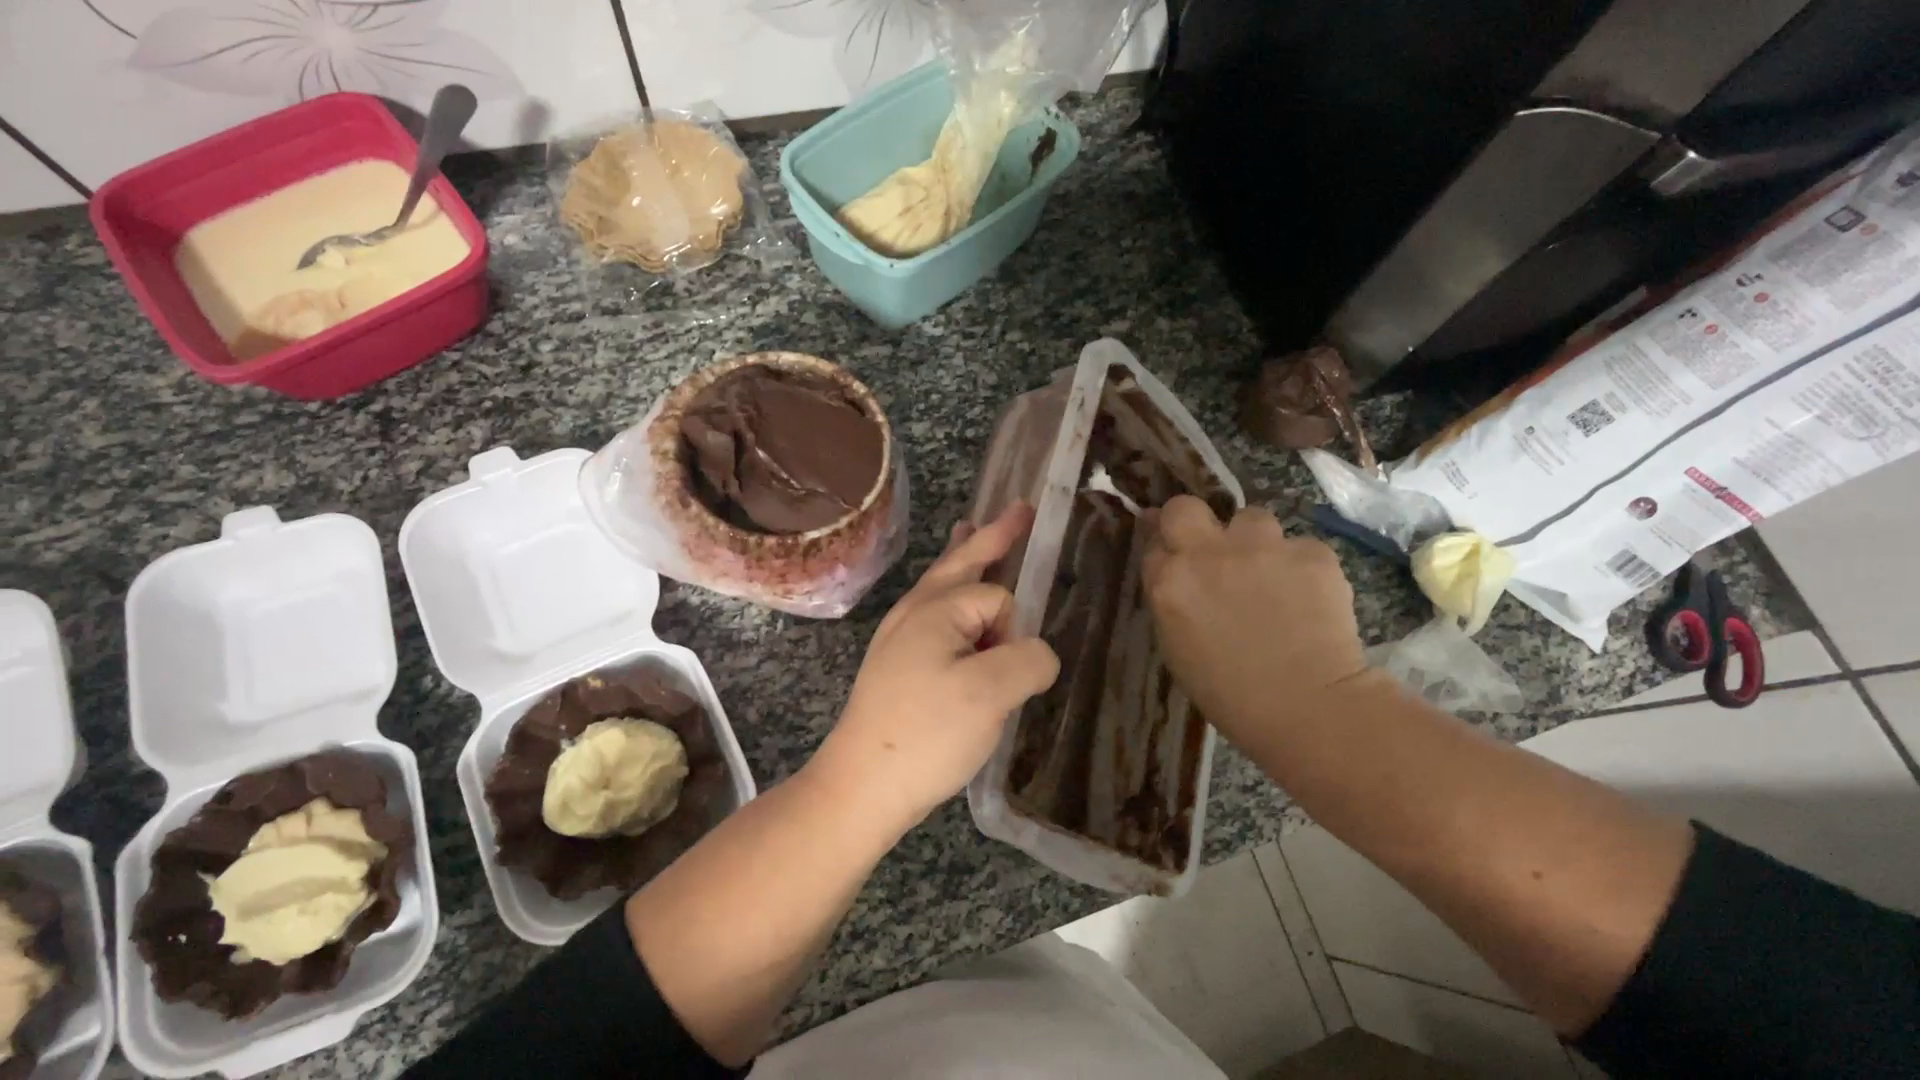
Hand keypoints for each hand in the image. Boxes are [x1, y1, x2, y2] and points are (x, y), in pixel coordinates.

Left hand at [809, 503, 1061, 828]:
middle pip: (960, 563)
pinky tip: (960, 611)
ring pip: (942, 587)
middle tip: (1020, 510)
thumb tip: (1037, 654)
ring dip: (967, 562)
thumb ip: (1030, 659)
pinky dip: (955, 603)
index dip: (1014, 629)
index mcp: (935, 609)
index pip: (998, 597)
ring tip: (975, 533)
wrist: (861, 787)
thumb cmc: (926, 733)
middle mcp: (913, 613)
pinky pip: (935, 618)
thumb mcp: (992, 692)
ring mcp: (899, 640)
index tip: (1010, 670)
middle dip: (991, 538)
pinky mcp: (896, 669)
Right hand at [1144, 496, 1369, 744]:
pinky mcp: (1311, 551)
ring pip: (1250, 518)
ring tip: (1269, 574)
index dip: (1167, 551)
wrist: (1309, 707)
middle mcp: (1210, 553)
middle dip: (1193, 521)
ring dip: (1253, 541)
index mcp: (1170, 583)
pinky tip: (1307, 598)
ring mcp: (1262, 547)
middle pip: (1185, 507)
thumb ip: (1171, 600)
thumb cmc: (1231, 695)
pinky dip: (1299, 566)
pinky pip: (1298, 546)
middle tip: (1211, 548)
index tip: (1176, 562)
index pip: (1155, 543)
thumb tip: (1173, 572)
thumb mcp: (1178, 647)